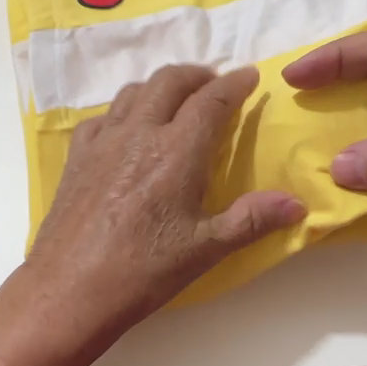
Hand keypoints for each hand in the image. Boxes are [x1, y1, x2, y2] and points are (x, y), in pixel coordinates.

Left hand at [18, 64, 305, 338]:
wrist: (70, 290)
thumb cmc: (143, 271)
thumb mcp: (204, 250)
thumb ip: (251, 220)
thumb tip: (296, 205)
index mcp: (176, 152)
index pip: (211, 100)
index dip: (234, 84)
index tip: (249, 77)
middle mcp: (138, 134)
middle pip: (169, 82)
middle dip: (197, 75)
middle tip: (214, 83)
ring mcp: (102, 143)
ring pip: (133, 93)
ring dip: (160, 87)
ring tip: (175, 100)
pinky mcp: (76, 159)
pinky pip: (103, 117)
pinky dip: (124, 111)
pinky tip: (127, 129)